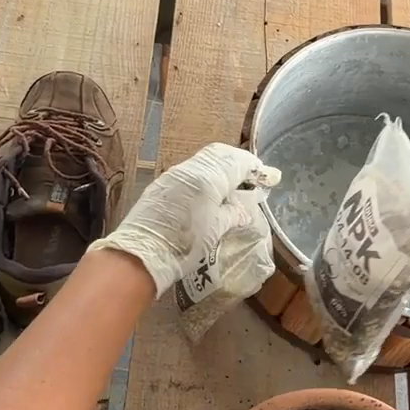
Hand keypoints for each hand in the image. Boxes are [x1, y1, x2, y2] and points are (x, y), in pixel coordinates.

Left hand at [89, 143, 279, 295]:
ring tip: (231, 187)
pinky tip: (209, 193)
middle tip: (250, 179)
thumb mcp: (217, 229)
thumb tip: (246, 208)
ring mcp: (174, 175)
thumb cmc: (185, 245)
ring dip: (220, 169)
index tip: (267, 176)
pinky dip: (205, 176)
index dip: (255, 168)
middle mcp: (191, 170)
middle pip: (220, 155)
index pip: (238, 162)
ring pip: (203, 162)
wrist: (142, 254)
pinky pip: (190, 172)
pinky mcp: (162, 185)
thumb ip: (234, 213)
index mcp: (208, 178)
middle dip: (238, 163)